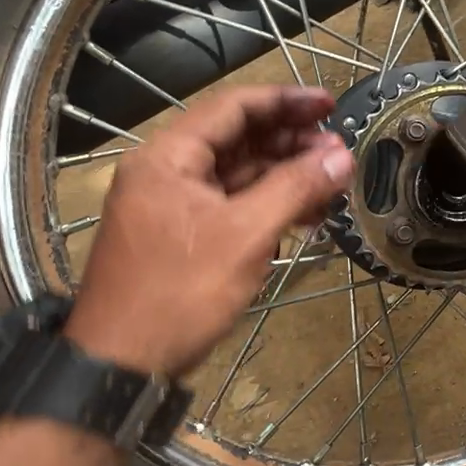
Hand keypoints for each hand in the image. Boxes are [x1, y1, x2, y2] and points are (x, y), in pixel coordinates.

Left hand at [62, 86, 353, 376]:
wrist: (122, 363)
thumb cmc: (179, 292)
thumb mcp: (245, 235)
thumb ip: (295, 188)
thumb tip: (342, 156)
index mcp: (168, 159)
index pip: (232, 108)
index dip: (285, 101)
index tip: (330, 104)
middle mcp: (168, 173)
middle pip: (239, 138)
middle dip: (292, 141)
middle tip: (340, 150)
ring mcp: (177, 205)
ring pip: (242, 173)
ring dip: (288, 173)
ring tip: (333, 182)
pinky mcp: (188, 234)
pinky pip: (237, 203)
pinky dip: (273, 202)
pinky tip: (309, 213)